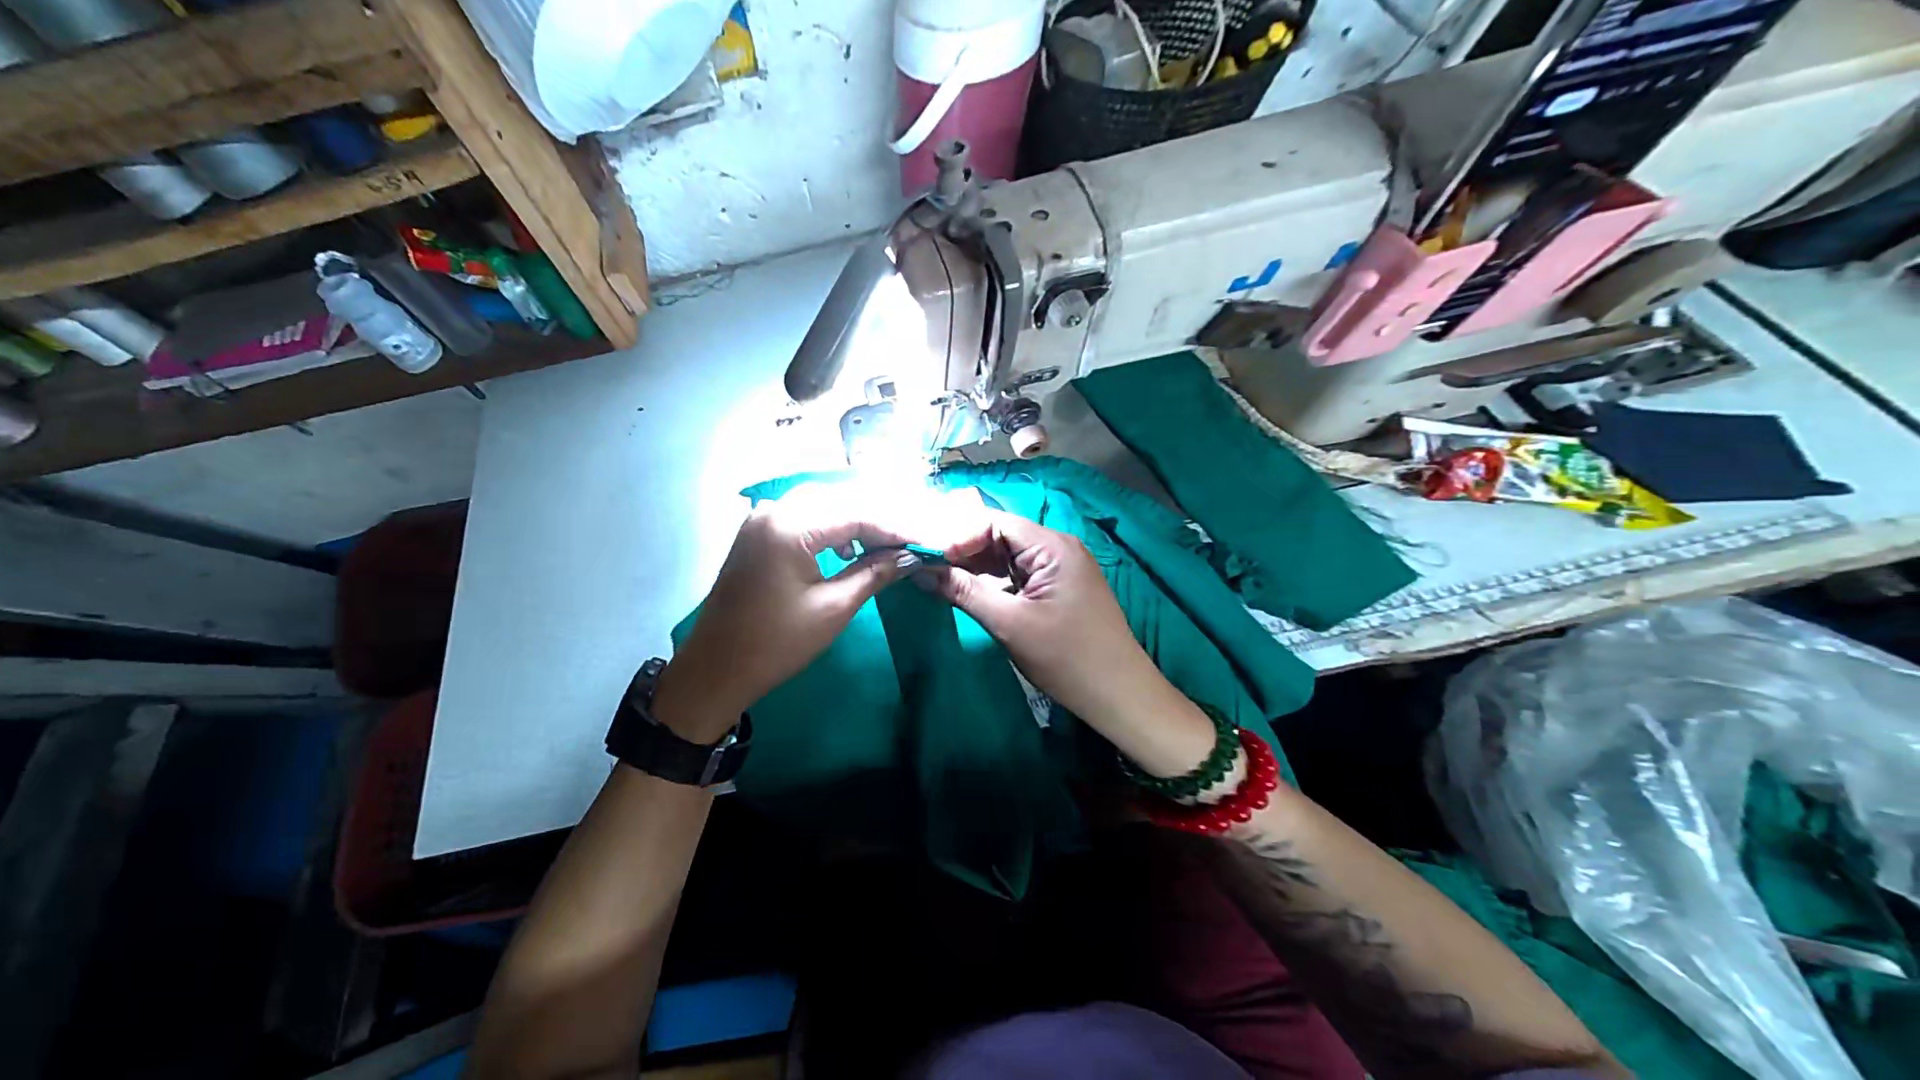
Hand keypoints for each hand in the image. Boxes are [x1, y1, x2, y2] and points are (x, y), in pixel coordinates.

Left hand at [654, 486, 918, 740]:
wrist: (716, 670)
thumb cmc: (776, 643)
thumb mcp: (834, 607)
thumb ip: (875, 573)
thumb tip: (911, 556)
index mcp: (790, 526)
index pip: (857, 514)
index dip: (895, 528)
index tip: (925, 541)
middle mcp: (773, 511)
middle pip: (840, 502)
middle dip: (878, 521)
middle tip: (911, 541)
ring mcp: (760, 520)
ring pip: (822, 507)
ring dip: (855, 522)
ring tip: (887, 546)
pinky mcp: (756, 534)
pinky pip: (803, 518)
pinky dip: (830, 528)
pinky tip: (849, 548)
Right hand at [917, 511, 1214, 775]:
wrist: (1119, 695)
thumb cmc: (1066, 658)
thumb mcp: (1009, 623)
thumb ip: (964, 592)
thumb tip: (922, 569)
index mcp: (1052, 547)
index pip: (995, 523)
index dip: (959, 536)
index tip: (930, 558)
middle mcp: (1058, 548)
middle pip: (1001, 537)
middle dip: (964, 551)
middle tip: (926, 567)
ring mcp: (1061, 569)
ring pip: (1008, 557)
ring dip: (976, 568)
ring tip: (939, 579)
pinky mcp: (1059, 590)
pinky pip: (1019, 575)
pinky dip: (994, 582)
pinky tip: (967, 592)